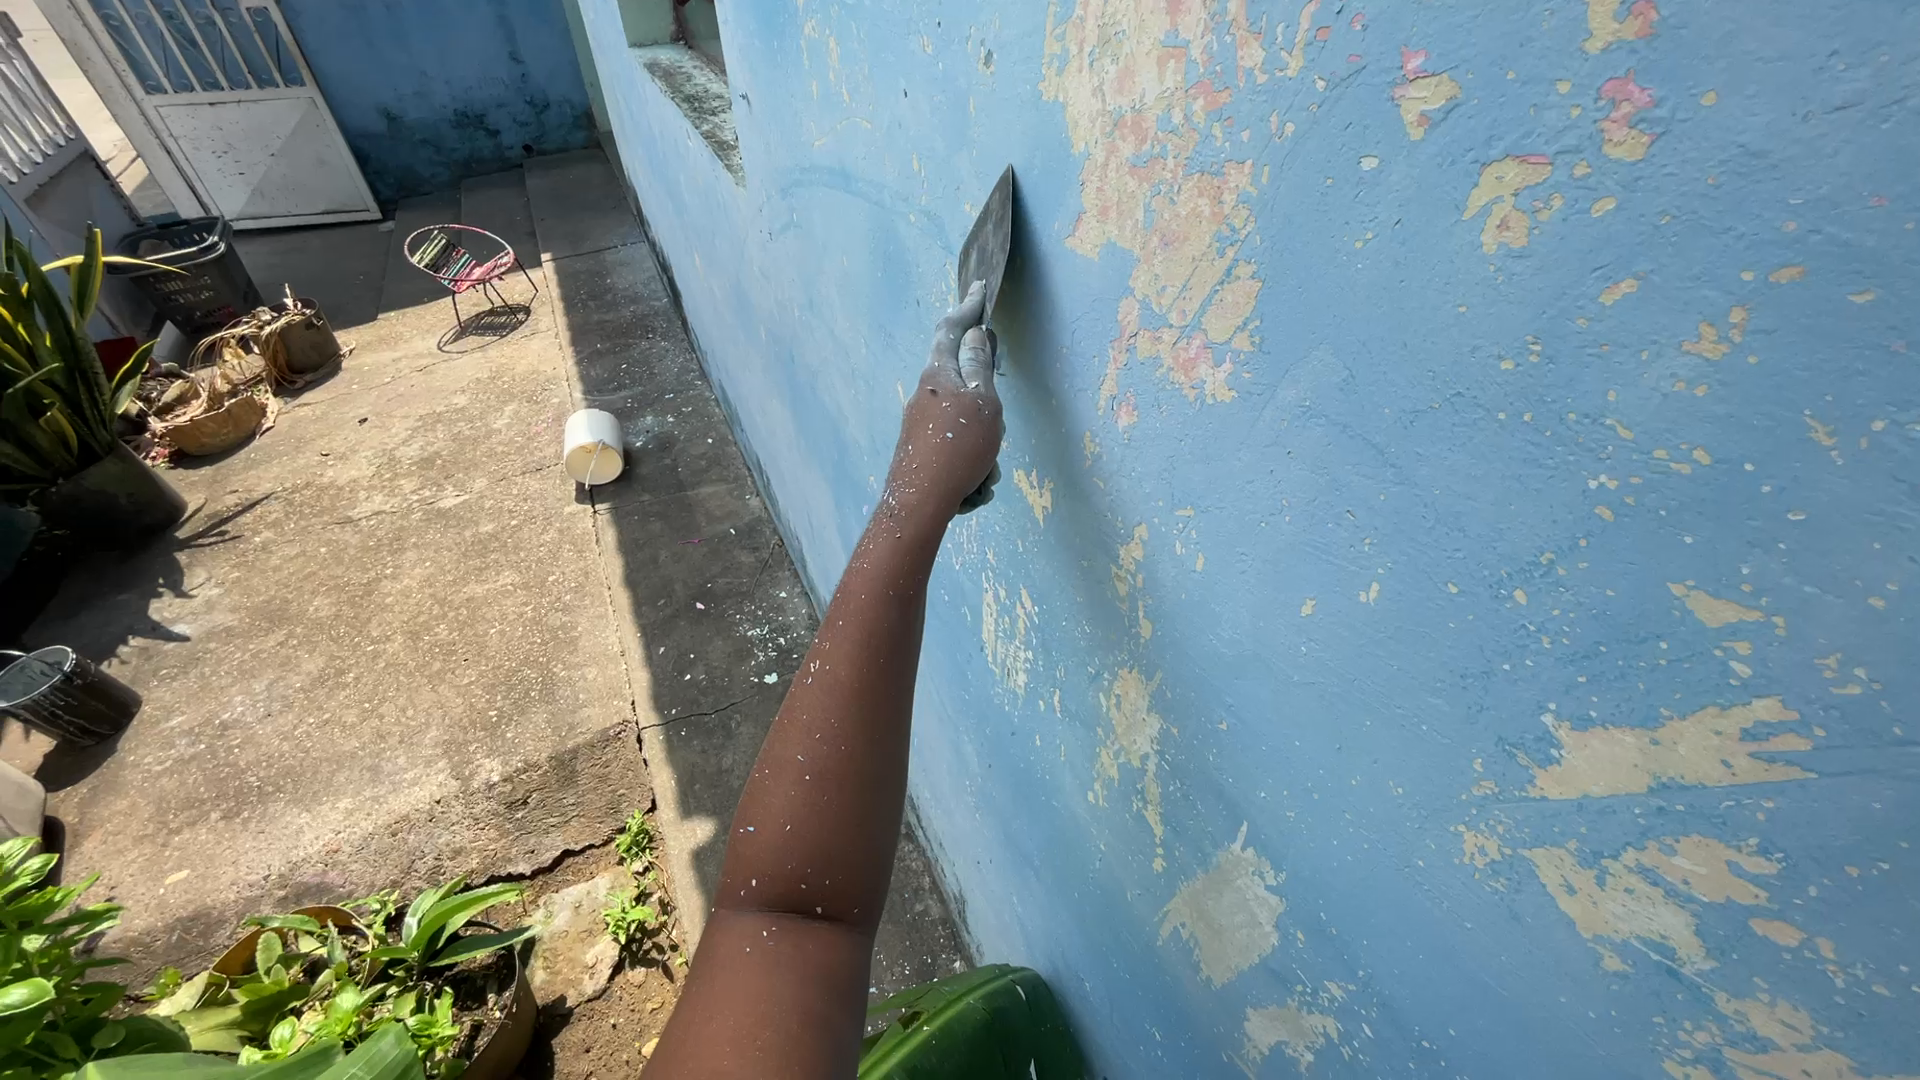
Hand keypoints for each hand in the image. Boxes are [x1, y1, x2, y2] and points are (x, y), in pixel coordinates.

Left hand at [882, 281, 1002, 524]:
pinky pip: (960, 456)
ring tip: (981, 475)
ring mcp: (921, 427)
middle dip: (989, 418)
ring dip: (984, 455)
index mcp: (938, 375)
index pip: (952, 330)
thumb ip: (979, 367)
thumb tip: (975, 333)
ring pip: (968, 430)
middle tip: (992, 438)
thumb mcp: (981, 402)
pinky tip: (970, 489)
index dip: (969, 308)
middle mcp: (925, 396)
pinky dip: (971, 472)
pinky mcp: (923, 454)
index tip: (980, 290)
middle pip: (968, 391)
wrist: (920, 504)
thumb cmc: (957, 448)